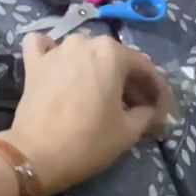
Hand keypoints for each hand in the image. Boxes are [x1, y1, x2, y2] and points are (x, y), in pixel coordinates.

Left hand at [0, 34, 165, 194]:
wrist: (37, 154)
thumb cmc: (88, 141)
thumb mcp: (128, 131)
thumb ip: (146, 114)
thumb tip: (152, 110)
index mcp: (111, 52)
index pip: (143, 67)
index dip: (156, 89)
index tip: (162, 107)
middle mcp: (84, 41)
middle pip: (114, 59)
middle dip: (129, 81)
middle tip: (138, 107)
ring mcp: (56, 49)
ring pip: (84, 53)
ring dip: (97, 70)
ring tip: (104, 95)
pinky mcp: (33, 62)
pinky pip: (44, 47)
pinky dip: (52, 51)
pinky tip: (59, 64)